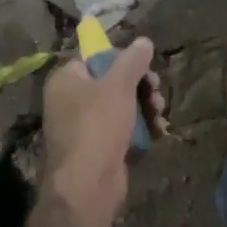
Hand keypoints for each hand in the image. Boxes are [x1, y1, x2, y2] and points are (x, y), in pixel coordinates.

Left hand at [42, 38, 167, 222]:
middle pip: (112, 81)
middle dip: (141, 85)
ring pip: (121, 106)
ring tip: (160, 114)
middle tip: (156, 90)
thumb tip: (143, 41)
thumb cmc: (98, 125)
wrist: (88, 186)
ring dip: (146, 106)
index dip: (123, 58)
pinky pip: (122, 129)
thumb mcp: (119, 84)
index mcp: (67, 80)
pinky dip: (141, 128)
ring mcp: (83, 127)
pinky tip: (158, 131)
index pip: (96, 56)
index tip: (145, 65)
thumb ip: (133, 60)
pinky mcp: (97, 148)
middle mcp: (70, 101)